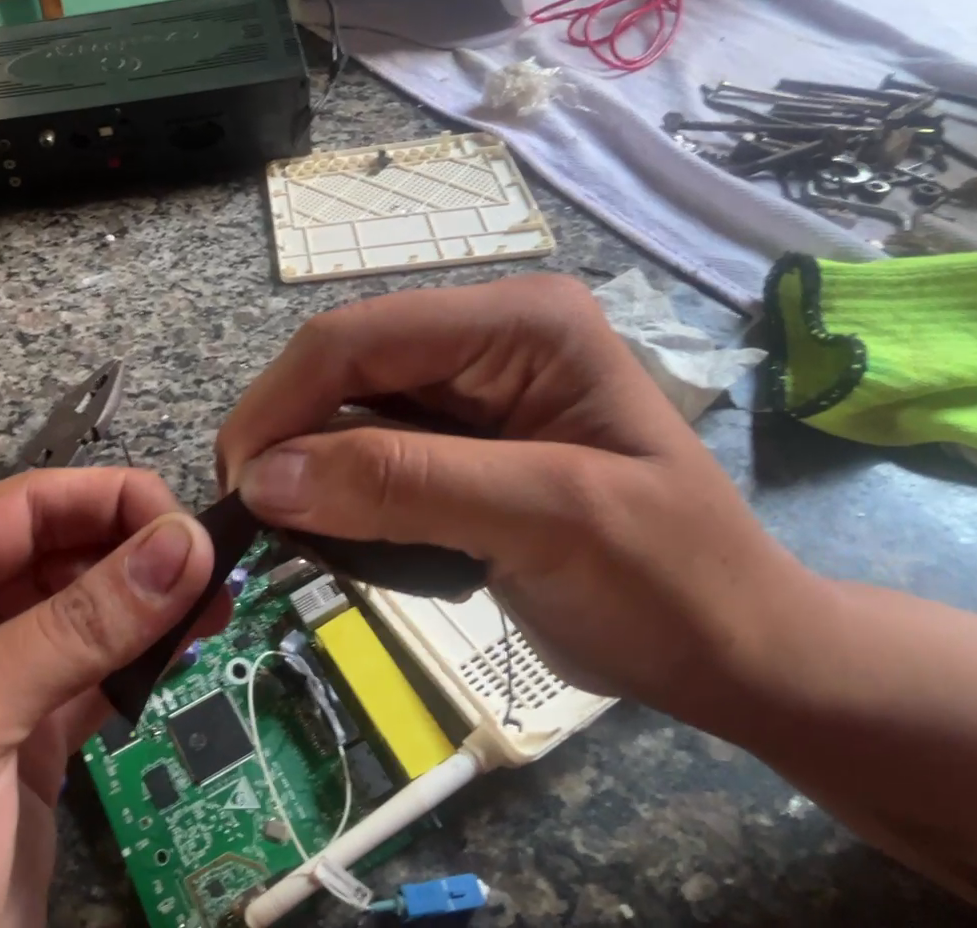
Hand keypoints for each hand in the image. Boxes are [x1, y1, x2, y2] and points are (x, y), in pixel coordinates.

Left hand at [0, 468, 221, 927]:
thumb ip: (71, 630)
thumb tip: (183, 541)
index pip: (16, 510)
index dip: (106, 503)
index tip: (192, 524)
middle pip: (55, 552)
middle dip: (134, 551)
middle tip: (218, 571)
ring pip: (83, 610)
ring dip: (147, 602)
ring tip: (217, 603)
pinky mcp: (28, 739)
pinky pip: (94, 672)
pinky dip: (140, 658)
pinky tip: (184, 646)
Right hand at [215, 274, 824, 719]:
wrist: (736, 654)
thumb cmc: (671, 583)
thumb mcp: (547, 521)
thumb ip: (405, 484)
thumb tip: (263, 479)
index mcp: (520, 322)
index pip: (359, 337)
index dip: (283, 403)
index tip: (239, 488)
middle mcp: (486, 338)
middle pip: (342, 368)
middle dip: (287, 437)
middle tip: (254, 518)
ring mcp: (470, 391)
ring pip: (343, 411)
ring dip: (306, 469)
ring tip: (288, 532)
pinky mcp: (456, 444)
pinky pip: (365, 452)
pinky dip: (335, 493)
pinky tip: (331, 533)